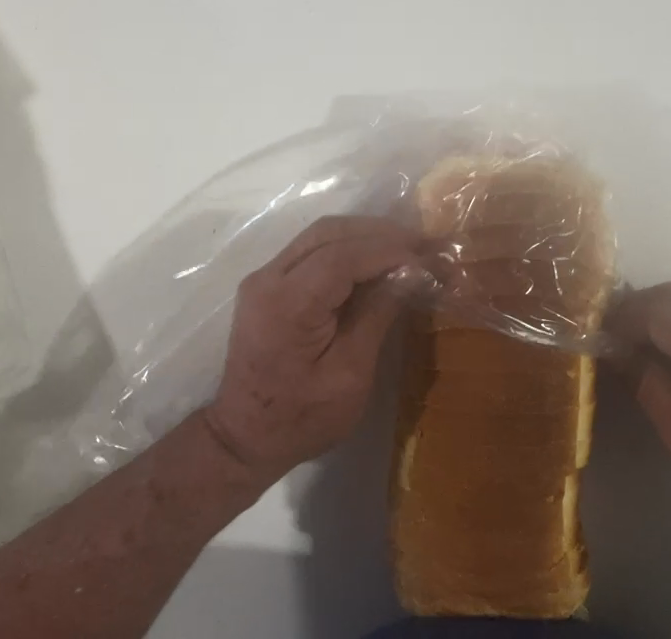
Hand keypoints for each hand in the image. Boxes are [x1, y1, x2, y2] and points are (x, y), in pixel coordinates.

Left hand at [205, 216, 428, 482]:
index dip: (386, 250)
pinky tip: (374, 260)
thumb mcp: (350, 375)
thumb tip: (411, 273)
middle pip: (328, 234)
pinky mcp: (267, 285)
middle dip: (379, 234)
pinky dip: (346, 248)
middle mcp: (268, 279)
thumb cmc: (301, 417)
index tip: (426, 256)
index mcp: (286, 304)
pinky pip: (310, 250)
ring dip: (363, 236)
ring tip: (406, 249)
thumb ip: (377, 315)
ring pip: (319, 236)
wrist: (244, 437)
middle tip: (423, 245)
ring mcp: (263, 278)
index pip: (341, 256)